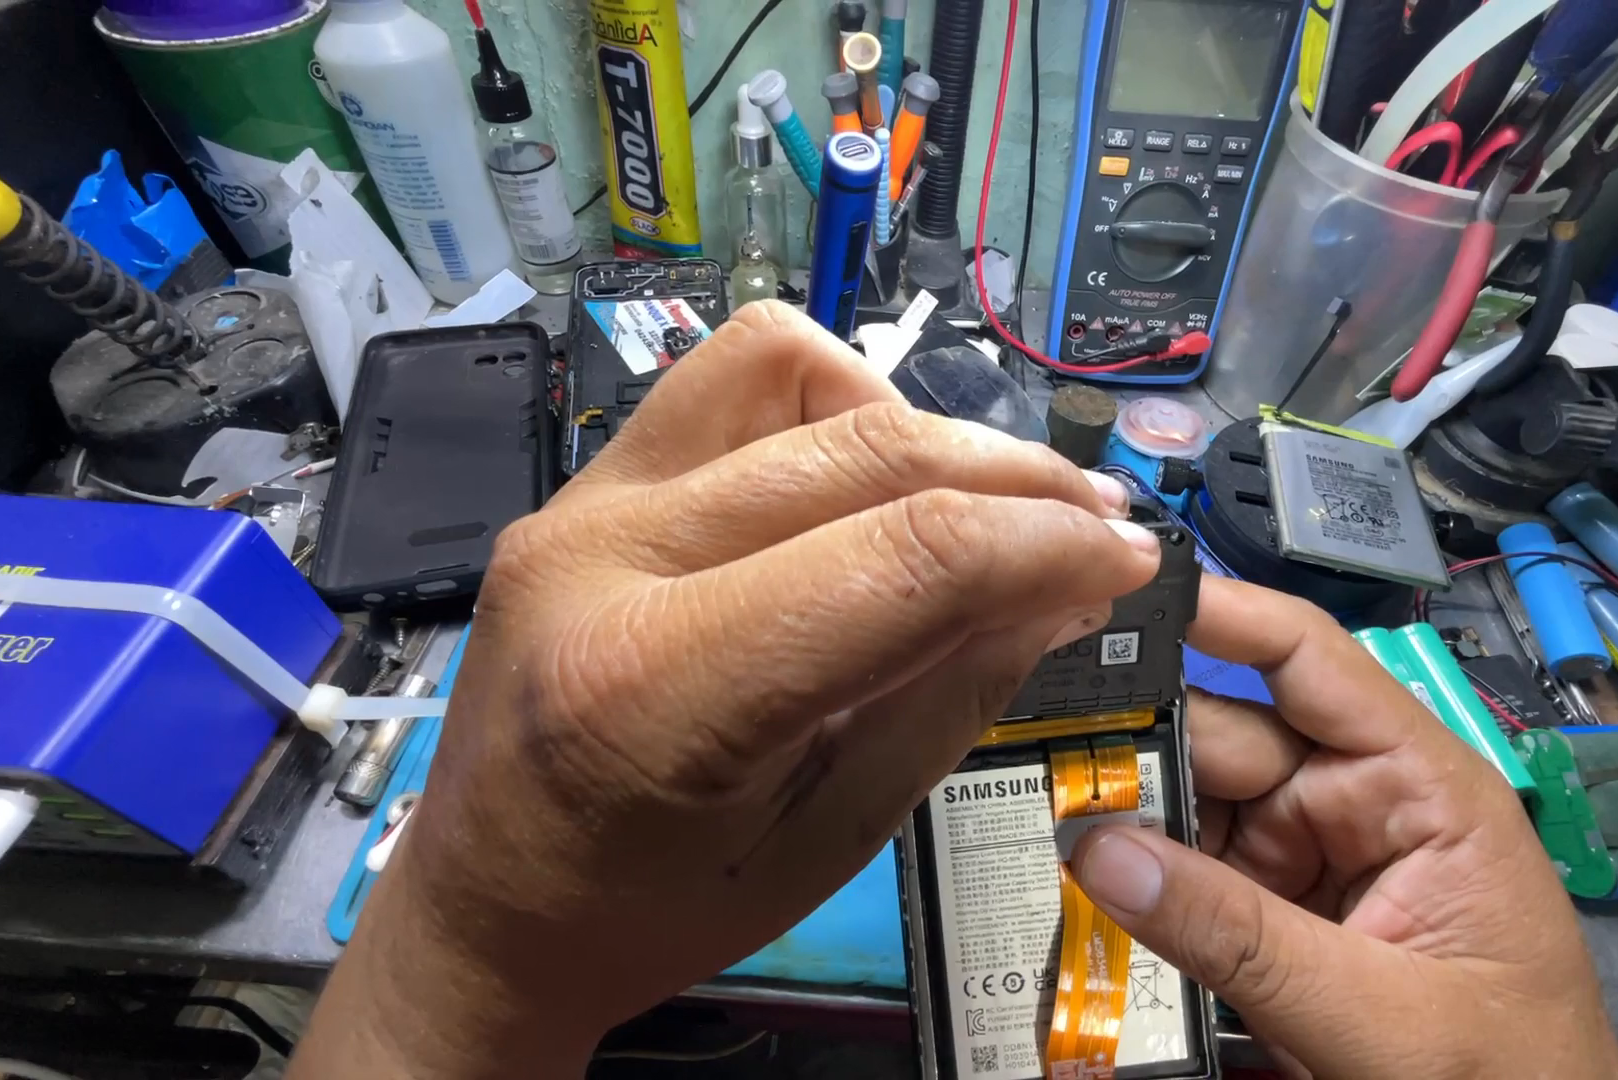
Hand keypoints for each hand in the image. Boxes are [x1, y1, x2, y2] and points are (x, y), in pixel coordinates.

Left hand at [293, 303, 1161, 1076]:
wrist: (491, 903)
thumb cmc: (659, 906)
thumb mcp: (836, 830)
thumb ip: (955, 692)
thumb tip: (1062, 581)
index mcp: (661, 689)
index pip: (904, 559)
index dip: (1044, 543)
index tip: (1126, 559)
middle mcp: (607, 555)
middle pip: (865, 453)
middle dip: (1014, 481)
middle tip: (1090, 523)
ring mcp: (583, 499)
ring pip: (789, 363)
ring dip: (916, 423)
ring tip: (967, 500)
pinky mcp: (584, 482)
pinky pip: (729, 378)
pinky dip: (827, 402)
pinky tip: (858, 479)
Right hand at [1072, 577, 1617, 1078]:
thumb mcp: (1387, 1023)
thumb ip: (1240, 939)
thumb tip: (1097, 851)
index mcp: (1410, 779)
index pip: (1305, 658)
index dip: (1217, 612)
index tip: (1121, 591)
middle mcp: (1341, 790)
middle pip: (1215, 731)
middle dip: (1132, 739)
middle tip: (1036, 741)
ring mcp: (1291, 842)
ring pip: (1182, 792)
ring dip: (1120, 805)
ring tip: (1040, 807)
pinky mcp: (1255, 894)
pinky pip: (1175, 857)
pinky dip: (1127, 862)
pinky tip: (1074, 864)